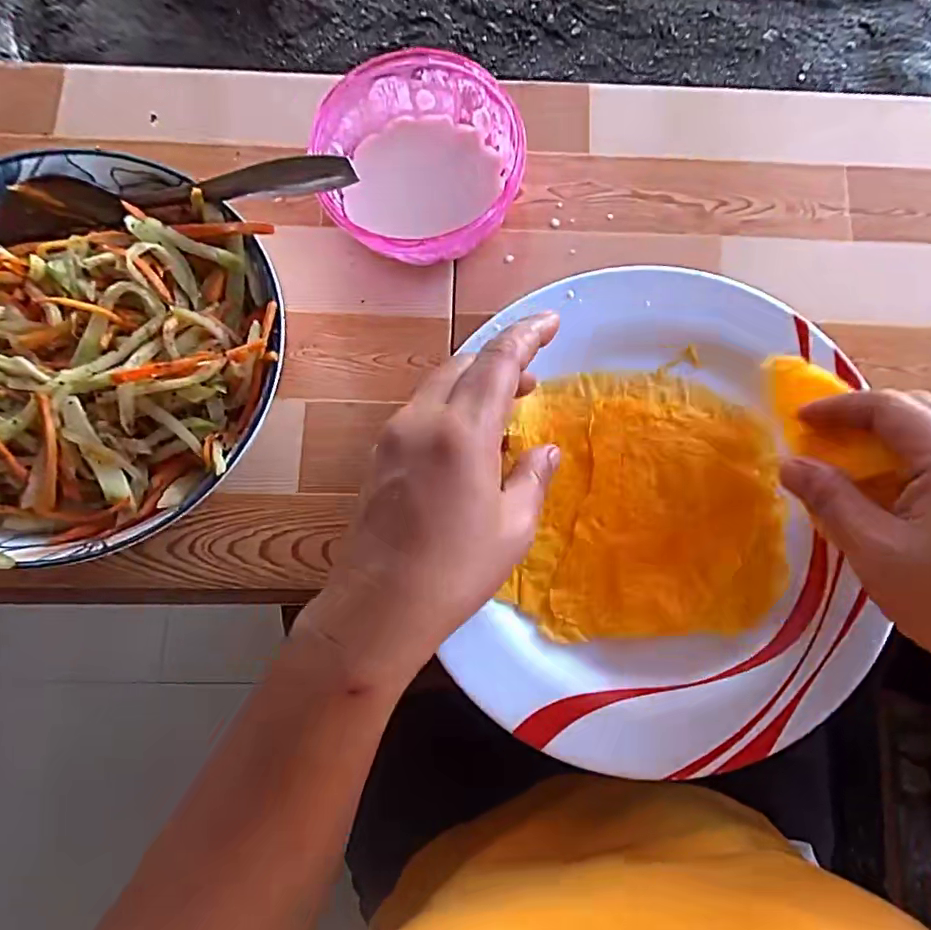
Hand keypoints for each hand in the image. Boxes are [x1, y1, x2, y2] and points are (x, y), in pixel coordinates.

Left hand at [295, 313, 559, 691]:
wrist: (379, 607)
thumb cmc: (455, 571)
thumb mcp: (513, 528)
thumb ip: (532, 477)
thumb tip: (545, 450)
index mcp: (460, 433)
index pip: (497, 362)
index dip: (527, 336)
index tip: (551, 322)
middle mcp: (420, 421)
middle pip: (463, 364)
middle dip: (501, 361)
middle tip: (533, 382)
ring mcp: (393, 436)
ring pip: (439, 385)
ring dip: (476, 384)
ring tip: (508, 409)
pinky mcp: (380, 456)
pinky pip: (422, 411)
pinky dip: (453, 408)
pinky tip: (472, 441)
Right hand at [778, 390, 930, 677]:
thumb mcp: (876, 552)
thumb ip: (831, 500)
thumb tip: (790, 464)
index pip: (891, 407)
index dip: (839, 407)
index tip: (799, 418)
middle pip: (921, 410)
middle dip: (866, 418)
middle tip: (823, 439)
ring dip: (895, 438)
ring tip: (856, 464)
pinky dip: (923, 458)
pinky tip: (903, 490)